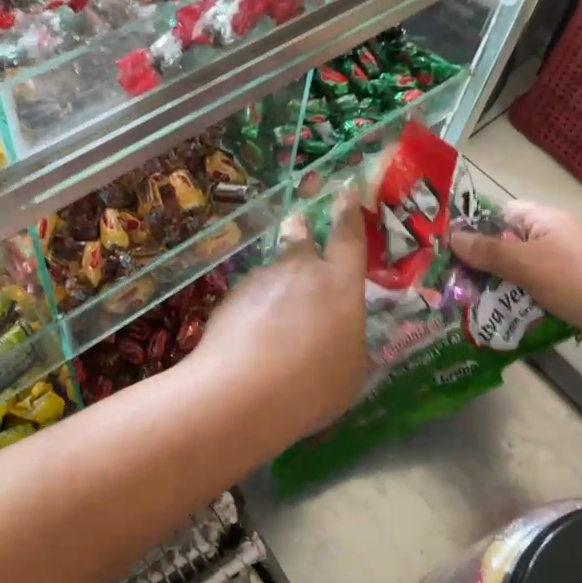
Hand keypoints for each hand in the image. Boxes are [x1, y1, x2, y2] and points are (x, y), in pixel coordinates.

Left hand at [185, 190, 368, 438]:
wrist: (240, 392)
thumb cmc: (311, 387)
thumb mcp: (349, 372)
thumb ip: (347, 342)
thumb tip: (341, 336)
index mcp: (340, 285)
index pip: (349, 237)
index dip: (348, 212)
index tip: (346, 191)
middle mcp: (301, 270)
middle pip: (301, 236)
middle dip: (302, 229)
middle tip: (302, 227)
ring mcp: (262, 279)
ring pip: (274, 269)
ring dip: (276, 282)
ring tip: (273, 318)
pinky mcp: (231, 295)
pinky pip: (250, 294)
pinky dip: (253, 308)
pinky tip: (250, 337)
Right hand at [449, 200, 581, 362]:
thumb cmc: (578, 280)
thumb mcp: (525, 263)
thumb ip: (487, 251)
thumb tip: (453, 237)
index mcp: (546, 221)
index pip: (502, 214)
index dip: (476, 227)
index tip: (449, 248)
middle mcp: (556, 240)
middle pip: (509, 246)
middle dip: (483, 265)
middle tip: (452, 284)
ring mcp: (567, 270)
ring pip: (521, 275)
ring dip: (500, 290)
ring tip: (467, 307)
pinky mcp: (574, 298)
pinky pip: (538, 297)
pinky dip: (520, 307)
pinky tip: (498, 322)